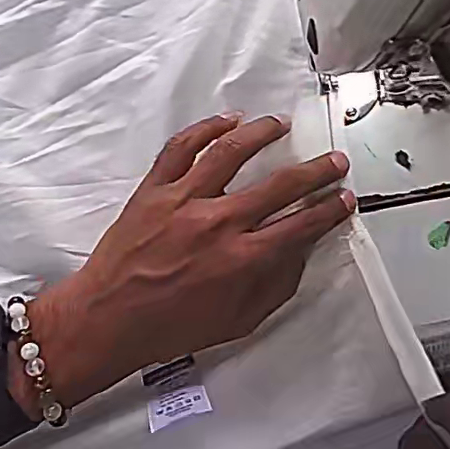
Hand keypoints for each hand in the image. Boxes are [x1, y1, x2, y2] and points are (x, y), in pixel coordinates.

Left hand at [25, 113, 353, 407]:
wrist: (108, 319)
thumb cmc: (169, 326)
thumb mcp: (237, 320)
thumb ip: (275, 286)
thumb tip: (300, 254)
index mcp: (241, 259)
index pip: (300, 225)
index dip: (328, 210)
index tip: (341, 200)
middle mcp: (217, 224)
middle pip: (280, 184)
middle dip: (316, 171)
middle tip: (332, 162)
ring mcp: (183, 201)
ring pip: (232, 152)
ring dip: (263, 134)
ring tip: (280, 125)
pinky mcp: (154, 190)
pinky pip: (181, 148)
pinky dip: (206, 129)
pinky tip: (225, 122)